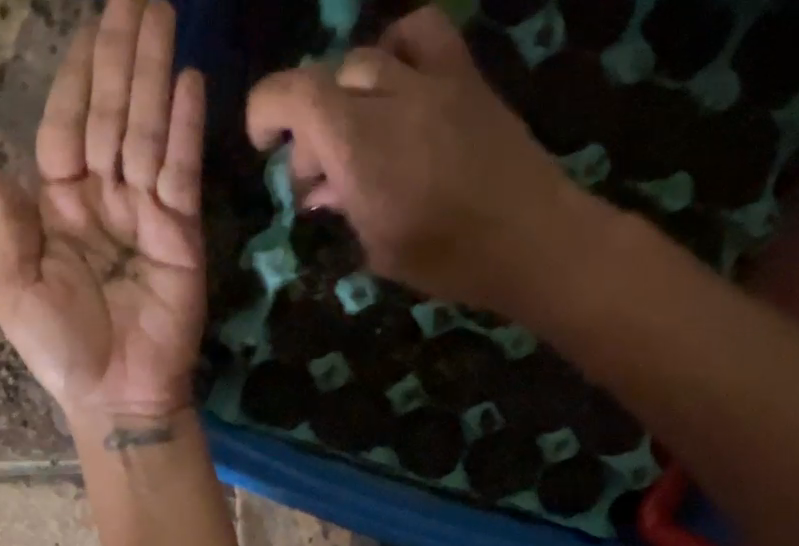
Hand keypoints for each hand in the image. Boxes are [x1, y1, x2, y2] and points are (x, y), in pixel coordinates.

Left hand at [0, 0, 206, 426]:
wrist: (113, 398)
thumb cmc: (60, 351)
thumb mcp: (16, 290)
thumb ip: (12, 228)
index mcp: (59, 210)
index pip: (67, 129)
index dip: (77, 80)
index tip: (90, 28)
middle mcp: (103, 201)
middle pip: (110, 116)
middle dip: (121, 57)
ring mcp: (147, 215)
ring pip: (145, 131)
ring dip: (153, 73)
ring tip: (160, 15)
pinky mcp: (182, 235)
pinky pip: (180, 172)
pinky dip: (183, 129)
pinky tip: (188, 82)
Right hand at [245, 7, 591, 312]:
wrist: (533, 241)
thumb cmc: (449, 260)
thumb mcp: (379, 247)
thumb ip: (344, 207)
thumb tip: (323, 190)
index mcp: (356, 144)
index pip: (289, 94)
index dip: (264, 113)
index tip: (267, 147)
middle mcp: (387, 97)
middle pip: (323, 82)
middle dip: (310, 127)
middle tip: (324, 177)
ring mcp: (430, 81)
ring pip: (365, 59)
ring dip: (347, 94)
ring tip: (360, 130)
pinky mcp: (465, 79)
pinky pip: (423, 33)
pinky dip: (400, 47)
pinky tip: (400, 81)